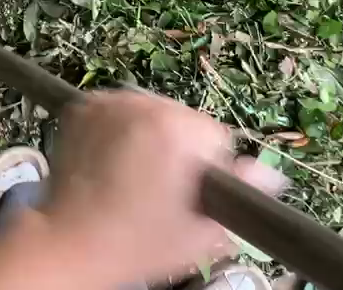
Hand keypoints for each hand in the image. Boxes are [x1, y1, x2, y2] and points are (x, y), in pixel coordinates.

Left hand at [35, 89, 286, 285]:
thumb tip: (270, 173)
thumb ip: (240, 194)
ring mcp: (108, 100)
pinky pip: (116, 109)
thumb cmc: (140, 242)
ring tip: (134, 174)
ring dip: (149, 133)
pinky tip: (112, 158)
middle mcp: (143, 101)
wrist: (72, 240)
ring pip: (149, 110)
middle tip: (162, 186)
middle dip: (180, 145)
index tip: (191, 191)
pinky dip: (119, 127)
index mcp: (177, 127)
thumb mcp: (200, 230)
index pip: (216, 134)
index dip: (209, 166)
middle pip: (181, 116)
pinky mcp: (82, 105)